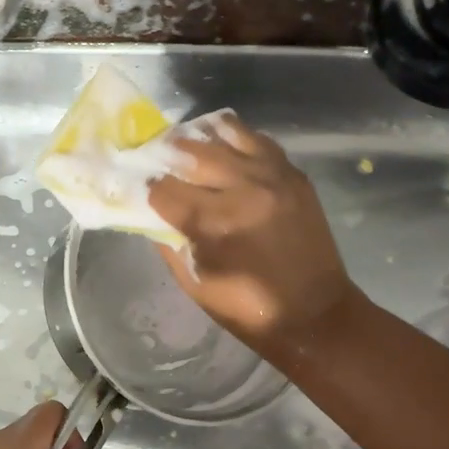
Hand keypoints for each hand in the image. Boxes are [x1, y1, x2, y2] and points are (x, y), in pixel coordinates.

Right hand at [148, 112, 356, 348]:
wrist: (314, 313)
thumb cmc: (245, 308)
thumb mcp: (193, 283)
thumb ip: (169, 243)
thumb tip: (152, 214)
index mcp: (214, 222)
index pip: (163, 189)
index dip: (144, 188)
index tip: (135, 187)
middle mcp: (243, 188)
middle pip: (191, 153)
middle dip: (164, 155)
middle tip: (149, 156)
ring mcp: (273, 176)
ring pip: (225, 135)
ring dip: (197, 138)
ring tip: (181, 143)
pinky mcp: (293, 174)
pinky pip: (257, 140)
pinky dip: (234, 137)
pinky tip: (220, 144)